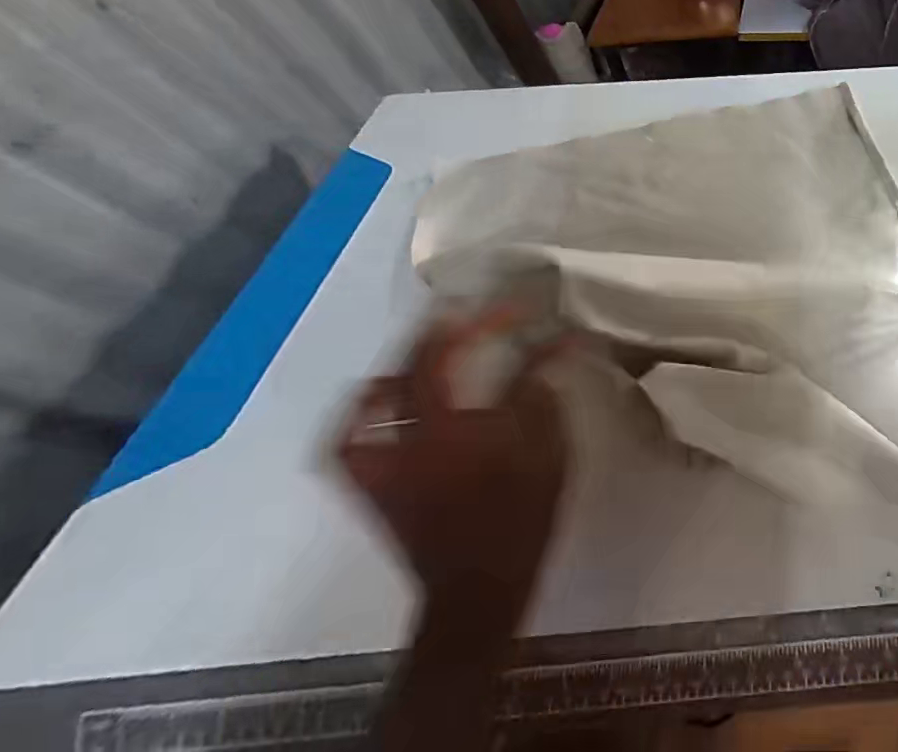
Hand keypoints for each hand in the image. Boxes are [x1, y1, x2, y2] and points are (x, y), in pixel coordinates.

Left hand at [339, 308, 569, 617]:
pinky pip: (348, 441)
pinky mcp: (371, 484)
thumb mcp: (550, 460)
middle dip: (450, 328)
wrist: (475, 588)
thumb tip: (544, 362)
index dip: (503, 327)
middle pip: (419, 365)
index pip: (484, 364)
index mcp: (460, 431)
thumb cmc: (521, 522)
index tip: (529, 310)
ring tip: (426, 346)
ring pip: (375, 396)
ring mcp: (383, 462)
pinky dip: (360, 414)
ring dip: (402, 363)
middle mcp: (410, 439)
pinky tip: (379, 402)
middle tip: (474, 312)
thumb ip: (542, 404)